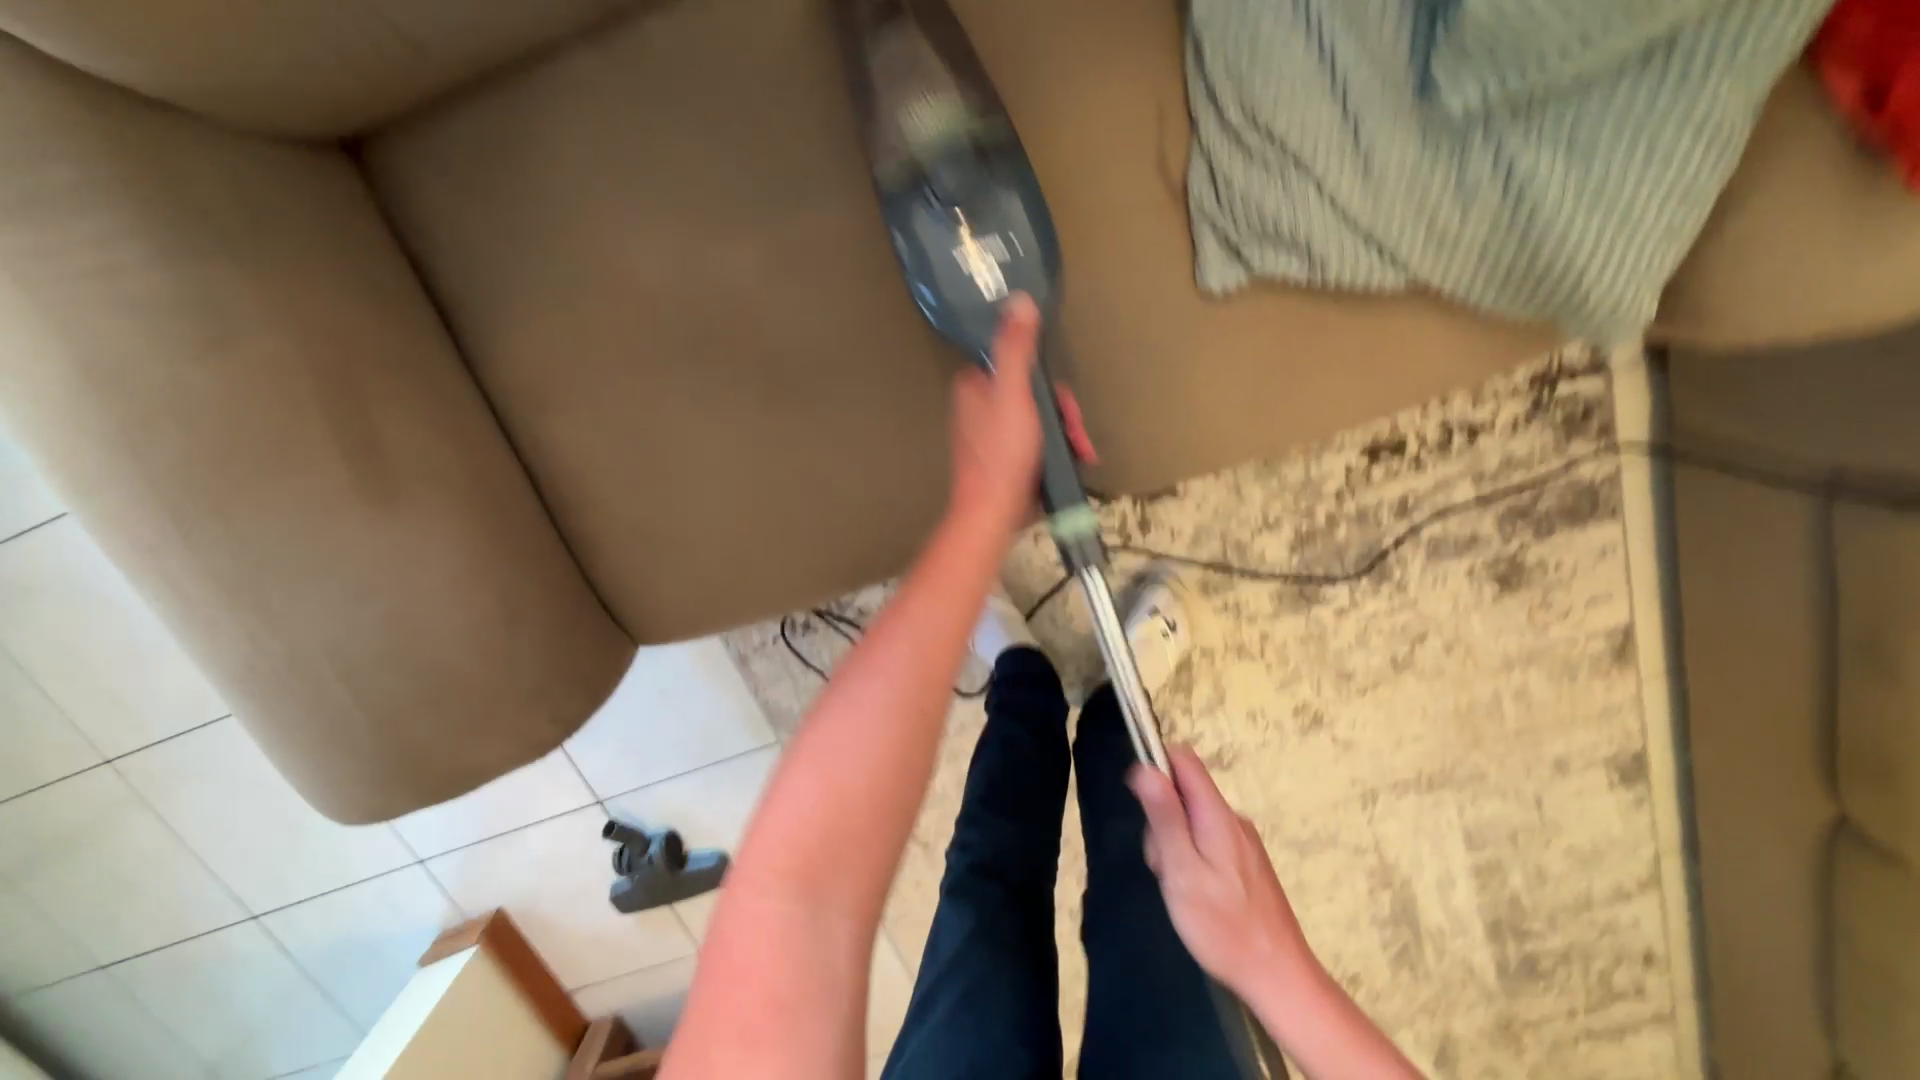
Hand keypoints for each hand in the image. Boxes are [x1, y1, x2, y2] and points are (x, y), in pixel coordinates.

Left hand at [946, 293, 1094, 526]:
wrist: (994, 513)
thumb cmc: (1003, 453)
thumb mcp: (1013, 394)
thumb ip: (1017, 348)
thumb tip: (1019, 299)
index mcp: (974, 386)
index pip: (1018, 364)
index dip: (1047, 381)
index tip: (1064, 402)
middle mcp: (979, 407)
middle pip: (1034, 393)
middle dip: (1062, 414)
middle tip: (1076, 433)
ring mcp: (992, 436)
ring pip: (1039, 419)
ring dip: (1066, 433)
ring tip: (1081, 452)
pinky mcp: (1005, 460)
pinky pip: (1037, 443)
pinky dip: (1057, 450)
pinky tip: (1074, 462)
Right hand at [1129, 745, 1317, 996]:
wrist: (1278, 977)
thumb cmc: (1223, 926)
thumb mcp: (1182, 871)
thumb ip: (1165, 818)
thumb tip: (1145, 767)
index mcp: (1217, 815)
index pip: (1183, 759)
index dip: (1155, 768)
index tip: (1141, 806)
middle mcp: (1233, 819)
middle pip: (1184, 793)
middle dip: (1162, 821)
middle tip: (1164, 868)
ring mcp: (1242, 842)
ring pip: (1193, 821)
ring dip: (1175, 847)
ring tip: (1181, 890)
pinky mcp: (1246, 863)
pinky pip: (1207, 843)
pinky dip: (1192, 862)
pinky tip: (1196, 897)